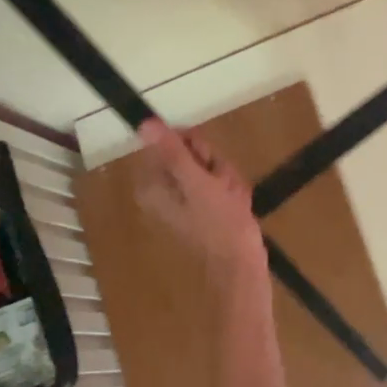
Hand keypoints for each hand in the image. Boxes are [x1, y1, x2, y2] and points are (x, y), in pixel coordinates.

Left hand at [129, 119, 265, 285]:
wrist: (241, 263)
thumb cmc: (220, 224)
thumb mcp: (197, 183)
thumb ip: (173, 153)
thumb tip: (145, 123)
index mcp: (152, 185)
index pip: (168, 143)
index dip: (194, 147)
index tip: (208, 162)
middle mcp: (162, 191)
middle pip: (188, 155)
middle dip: (213, 165)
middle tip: (222, 185)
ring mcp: (183, 200)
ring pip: (208, 167)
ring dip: (226, 177)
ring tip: (233, 198)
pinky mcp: (201, 208)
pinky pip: (216, 183)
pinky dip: (230, 190)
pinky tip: (236, 204)